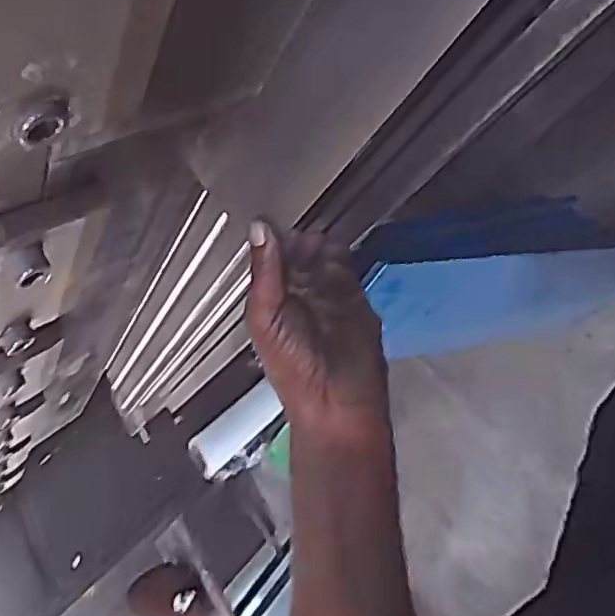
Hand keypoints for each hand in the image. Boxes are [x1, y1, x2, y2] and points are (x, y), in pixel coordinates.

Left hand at [245, 221, 389, 441]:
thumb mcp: (265, 317)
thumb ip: (265, 273)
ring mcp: (328, 292)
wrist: (336, 402)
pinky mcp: (354, 294)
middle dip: (297, 237)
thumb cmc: (291, 366)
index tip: (271, 213)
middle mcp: (299, 291)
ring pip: (323, 254)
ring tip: (313, 240)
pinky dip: (340, 253)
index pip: (271, 256)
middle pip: (298, 250)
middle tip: (297, 227)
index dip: (271, 237)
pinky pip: (347, 265)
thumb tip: (259, 228)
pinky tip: (333, 247)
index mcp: (272, 297)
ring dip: (318, 242)